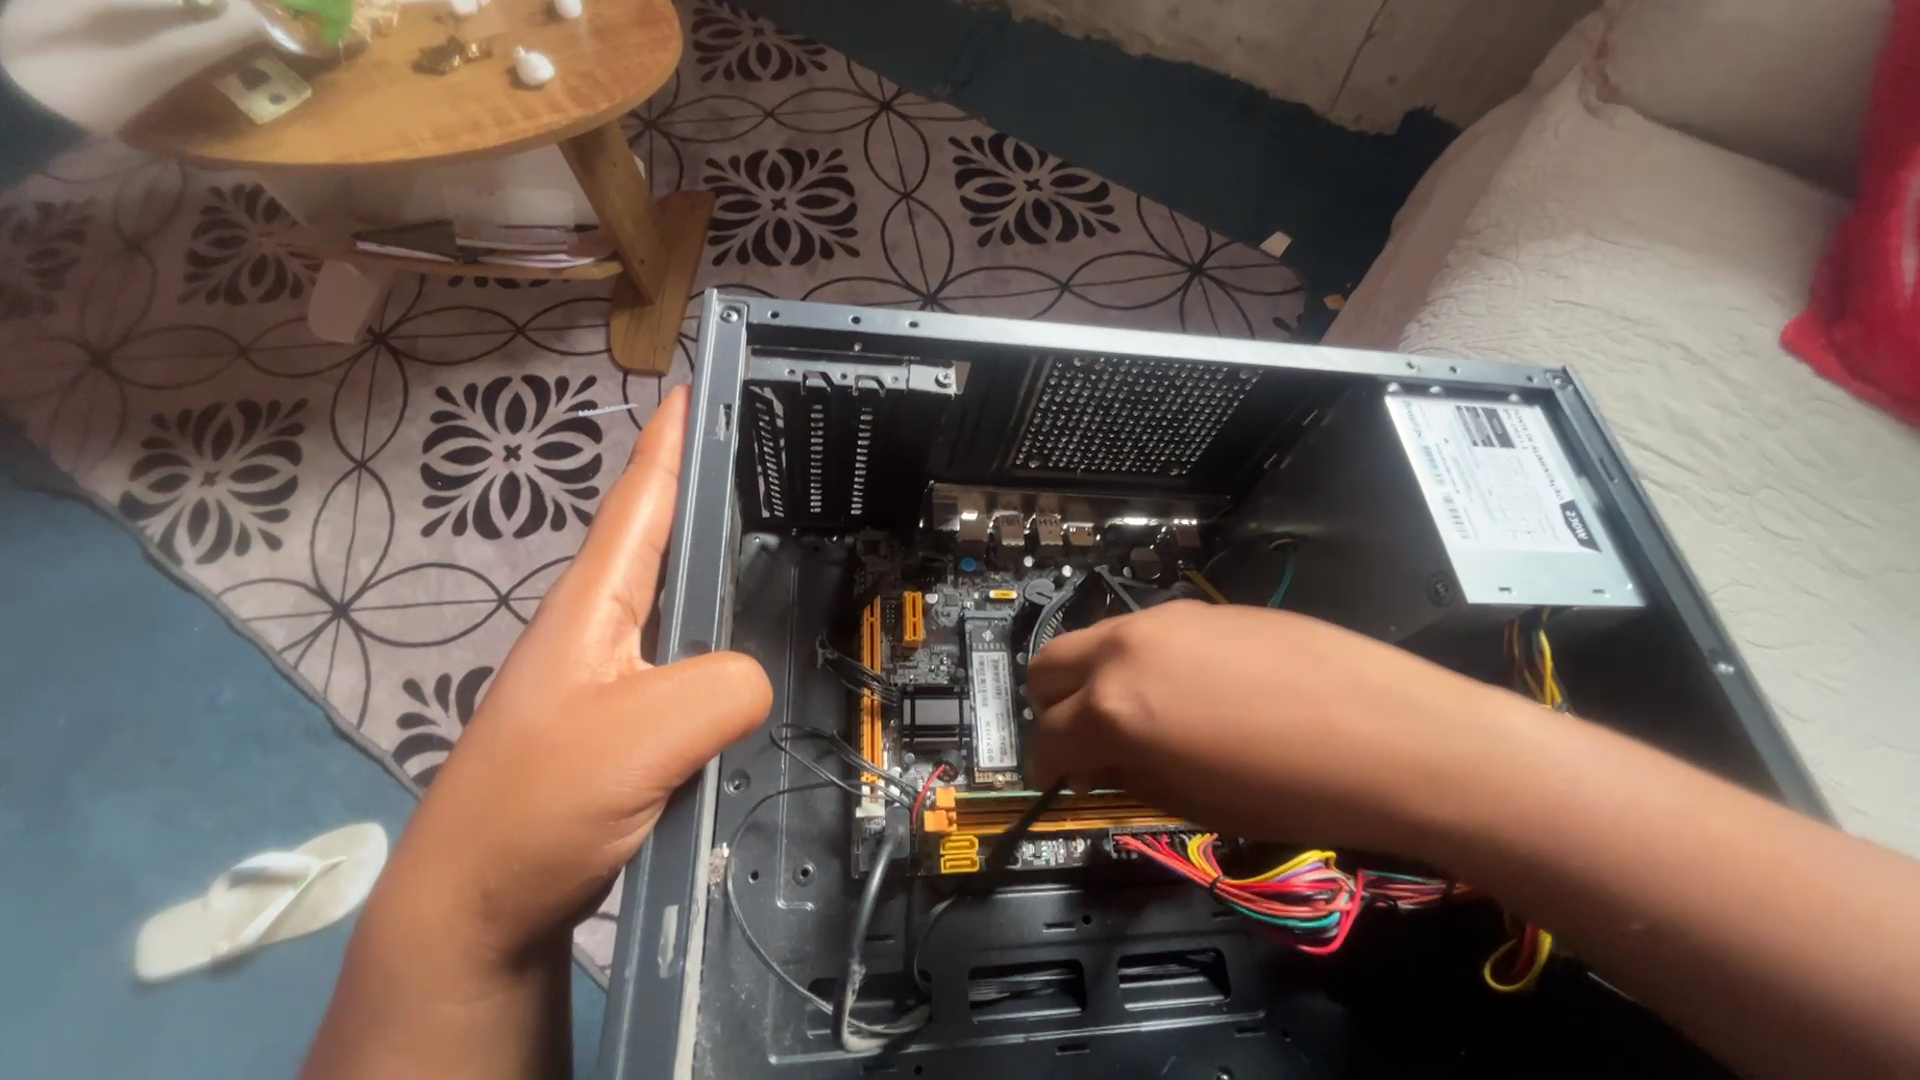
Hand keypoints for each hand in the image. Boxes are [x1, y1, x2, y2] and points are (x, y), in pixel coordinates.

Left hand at [368, 385, 771, 968]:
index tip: (703, 387)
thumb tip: (755, 677)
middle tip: (775, 463)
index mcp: (595, 604)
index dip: (673, 441)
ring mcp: (615, 678)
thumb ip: (722, 687)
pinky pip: (694, 664)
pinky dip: (729, 642)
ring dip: (725, 570)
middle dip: (713, 492)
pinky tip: (757, 650)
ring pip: (684, 606)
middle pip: (666, 540)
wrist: (481, 903)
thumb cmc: (540, 803)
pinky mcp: (630, 725)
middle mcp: (604, 627)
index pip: (641, 499)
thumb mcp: (643, 734)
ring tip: (783, 546)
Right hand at [1025, 600, 1536, 857]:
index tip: (1058, 780)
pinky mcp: (1207, 609)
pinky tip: (1193, 691)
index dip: (1044, 767)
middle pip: (1047, 666)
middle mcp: (1126, 649)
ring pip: (1096, 641)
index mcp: (1113, 707)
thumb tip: (1102, 763)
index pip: (1044, 738)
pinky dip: (1143, 662)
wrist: (1394, 736)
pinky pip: (1149, 633)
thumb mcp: (1190, 802)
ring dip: (1095, 678)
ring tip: (1141, 715)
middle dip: (1051, 708)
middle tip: (1083, 741)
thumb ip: (1128, 774)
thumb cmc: (1291, 792)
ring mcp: (1167, 621)